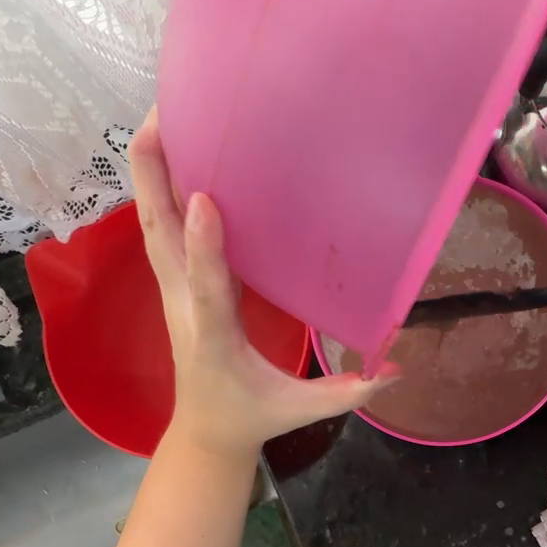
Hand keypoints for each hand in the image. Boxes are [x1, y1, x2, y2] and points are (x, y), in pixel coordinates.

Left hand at [127, 113, 394, 460]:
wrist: (206, 430)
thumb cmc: (252, 418)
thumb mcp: (300, 411)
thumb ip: (347, 393)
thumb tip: (396, 371)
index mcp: (216, 342)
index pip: (211, 292)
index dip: (205, 248)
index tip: (204, 200)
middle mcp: (186, 309)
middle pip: (159, 239)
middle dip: (153, 178)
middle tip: (158, 116)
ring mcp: (176, 294)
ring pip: (153, 228)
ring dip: (150, 174)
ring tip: (160, 116)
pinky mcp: (179, 286)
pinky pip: (164, 233)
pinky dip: (162, 191)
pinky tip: (173, 156)